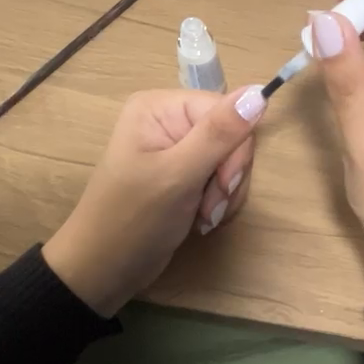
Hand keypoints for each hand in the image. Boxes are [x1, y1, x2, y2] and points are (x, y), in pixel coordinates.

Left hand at [42, 86, 264, 315]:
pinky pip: (222, 179)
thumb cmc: (133, 220)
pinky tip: (202, 220)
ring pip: (232, 162)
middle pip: (233, 137)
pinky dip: (220, 203)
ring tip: (203, 218)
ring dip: (225, 196)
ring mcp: (178, 149)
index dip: (235, 150)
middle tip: (210, 209)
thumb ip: (220, 134)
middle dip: (228, 178)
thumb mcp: (178, 175)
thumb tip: (259, 92)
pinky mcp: (185, 175)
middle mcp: (170, 120)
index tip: (224, 186)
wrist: (105, 270)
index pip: (227, 111)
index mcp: (161, 107)